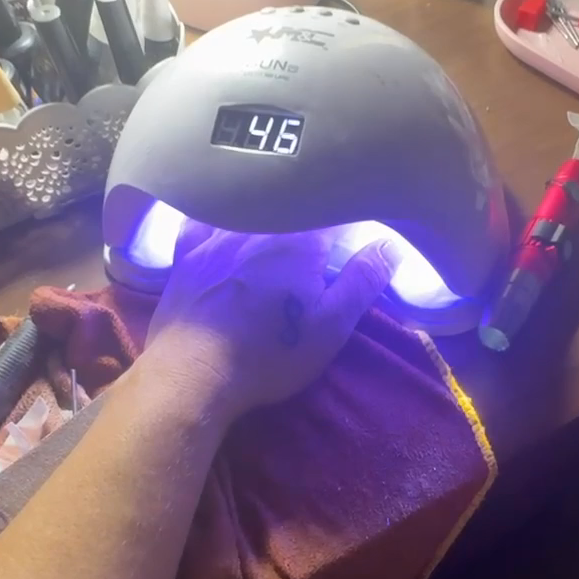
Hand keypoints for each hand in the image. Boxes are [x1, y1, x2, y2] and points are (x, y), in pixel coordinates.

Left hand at [138, 229, 396, 424]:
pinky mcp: (186, 256)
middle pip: (292, 206)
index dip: (349, 216)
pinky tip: (220, 219)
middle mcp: (257, 226)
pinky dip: (216, 217)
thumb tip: (391, 245)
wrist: (195, 373)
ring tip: (277, 218)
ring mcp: (216, 237)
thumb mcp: (331, 326)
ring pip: (249, 208)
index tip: (357, 226)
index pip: (335, 213)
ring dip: (267, 209)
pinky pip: (203, 222)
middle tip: (321, 223)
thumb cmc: (270, 354)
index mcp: (300, 241)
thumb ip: (362, 281)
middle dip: (310, 211)